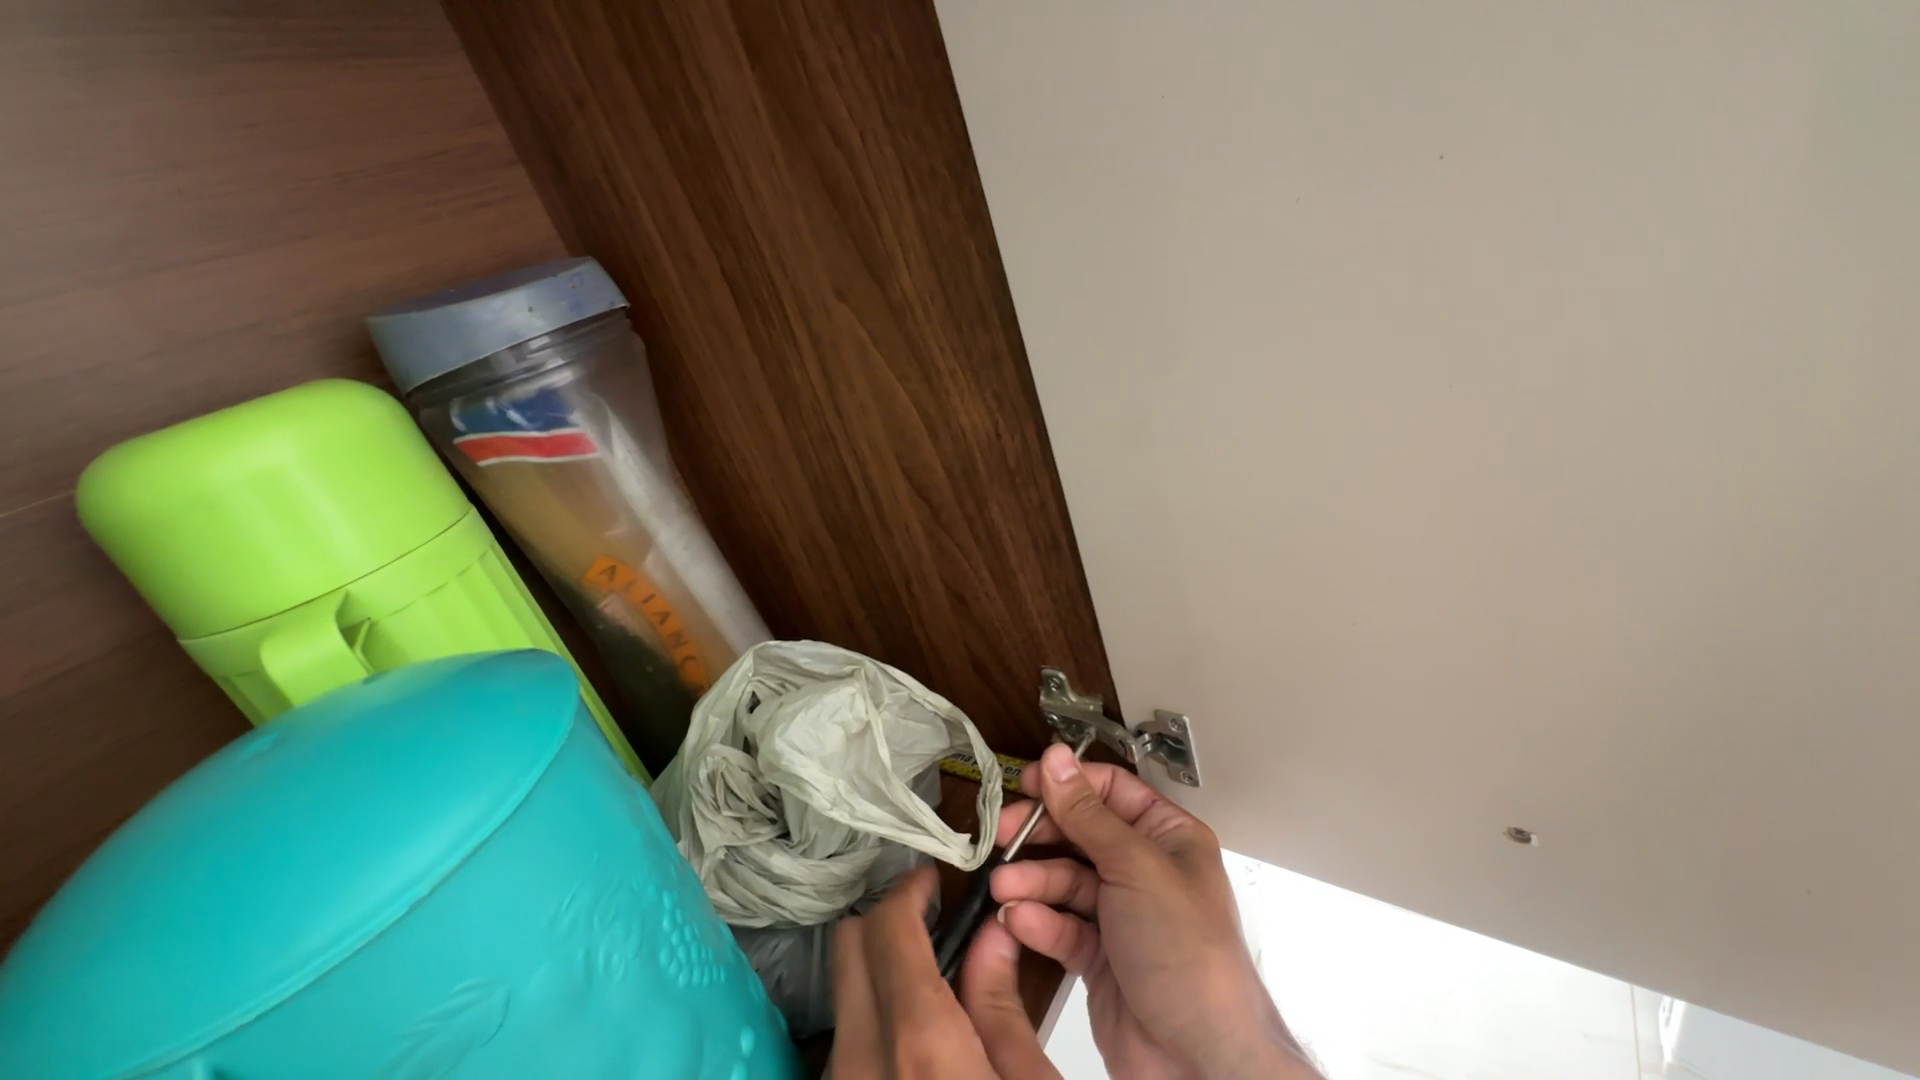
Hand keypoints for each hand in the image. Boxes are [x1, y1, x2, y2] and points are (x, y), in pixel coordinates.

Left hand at [828, 864, 1060, 1077]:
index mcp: (918, 1040)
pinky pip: (845, 1030)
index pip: (888, 926)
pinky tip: (914, 1025)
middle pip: (848, 945)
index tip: (933, 881)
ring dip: (879, 963)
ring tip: (930, 972)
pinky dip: (874, 1007)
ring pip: (842, 987)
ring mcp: (840, 1079)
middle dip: (887, 917)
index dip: (910, 890)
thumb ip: (1001, 1005)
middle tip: (929, 916)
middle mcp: (860, 1054)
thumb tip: (992, 933)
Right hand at [990, 745, 1320, 1079]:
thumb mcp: (1135, 867)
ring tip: (1004, 887)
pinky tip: (1017, 921)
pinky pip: (1059, 925)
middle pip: (1080, 834)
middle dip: (1040, 834)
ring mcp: (1120, 914)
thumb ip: (1087, 813)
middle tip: (1004, 834)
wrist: (1199, 1060)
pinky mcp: (1099, 956)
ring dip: (1031, 881)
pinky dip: (1036, 921)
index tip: (1027, 782)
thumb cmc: (1188, 954)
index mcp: (1167, 837)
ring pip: (1064, 881)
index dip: (1068, 783)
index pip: (1111, 791)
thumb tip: (1057, 758)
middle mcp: (1144, 870)